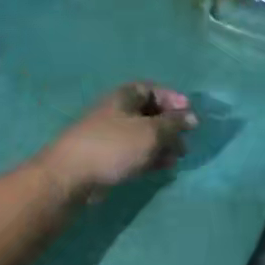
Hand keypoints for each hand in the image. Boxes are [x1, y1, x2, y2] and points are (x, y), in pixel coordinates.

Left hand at [36, 83, 196, 192]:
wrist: (73, 175)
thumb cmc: (114, 146)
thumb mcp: (151, 132)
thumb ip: (173, 124)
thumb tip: (191, 117)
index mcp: (124, 97)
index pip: (152, 89)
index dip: (172, 99)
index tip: (189, 114)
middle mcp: (117, 112)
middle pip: (149, 113)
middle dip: (170, 126)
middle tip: (184, 142)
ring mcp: (111, 136)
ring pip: (143, 136)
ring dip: (162, 145)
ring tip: (177, 158)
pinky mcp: (107, 157)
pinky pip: (134, 153)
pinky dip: (150, 157)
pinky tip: (163, 168)